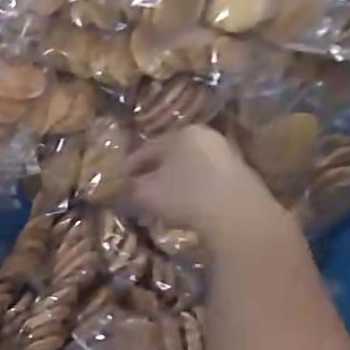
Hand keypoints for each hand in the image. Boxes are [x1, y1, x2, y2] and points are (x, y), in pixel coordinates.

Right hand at [127, 126, 290, 242]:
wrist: (237, 215)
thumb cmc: (183, 196)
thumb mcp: (140, 193)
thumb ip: (123, 187)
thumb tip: (112, 187)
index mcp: (179, 134)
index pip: (139, 153)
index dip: (122, 173)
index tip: (112, 190)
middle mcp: (204, 136)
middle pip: (163, 159)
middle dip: (146, 178)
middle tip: (132, 198)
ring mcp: (224, 152)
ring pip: (182, 169)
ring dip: (165, 185)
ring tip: (153, 206)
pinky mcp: (237, 171)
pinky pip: (200, 177)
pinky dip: (185, 190)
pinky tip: (177, 207)